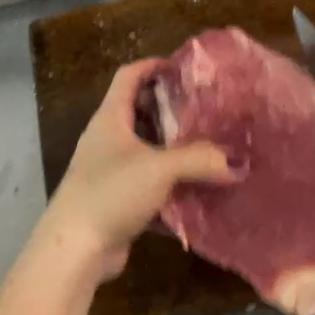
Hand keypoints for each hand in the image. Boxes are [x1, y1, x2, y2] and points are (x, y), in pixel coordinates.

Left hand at [38, 60, 237, 281]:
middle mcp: (108, 139)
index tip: (185, 68)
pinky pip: (150, 184)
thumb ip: (200, 160)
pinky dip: (172, 184)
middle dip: (172, 109)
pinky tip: (200, 190)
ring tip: (213, 147)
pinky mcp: (118, 201)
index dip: (154, 66)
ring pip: (148, 150)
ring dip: (176, 149)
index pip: (129, 76)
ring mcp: (111, 171)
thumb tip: (238, 162)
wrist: (75, 248)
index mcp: (110, 118)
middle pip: (140, 111)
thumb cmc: (110, 192)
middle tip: (209, 109)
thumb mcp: (159, 168)